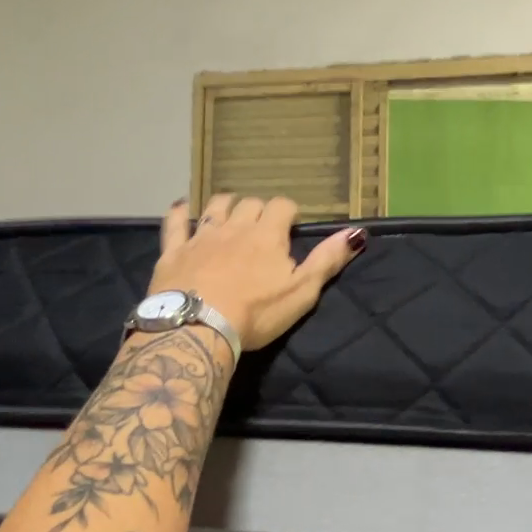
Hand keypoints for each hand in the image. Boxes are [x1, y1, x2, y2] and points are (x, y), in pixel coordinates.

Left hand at [151, 195, 366, 351]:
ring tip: (230, 212)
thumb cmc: (256, 312)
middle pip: (249, 204)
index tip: (290, 226)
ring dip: (225, 205)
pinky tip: (181, 207)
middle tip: (262, 227)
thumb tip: (357, 232)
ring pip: (215, 206)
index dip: (288, 213)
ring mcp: (202, 236)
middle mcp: (235, 227)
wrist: (198, 327)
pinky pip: (175, 224)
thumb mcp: (302, 291)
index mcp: (268, 235)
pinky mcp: (174, 251)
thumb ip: (328, 260)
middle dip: (258, 210)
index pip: (282, 206)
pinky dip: (179, 213)